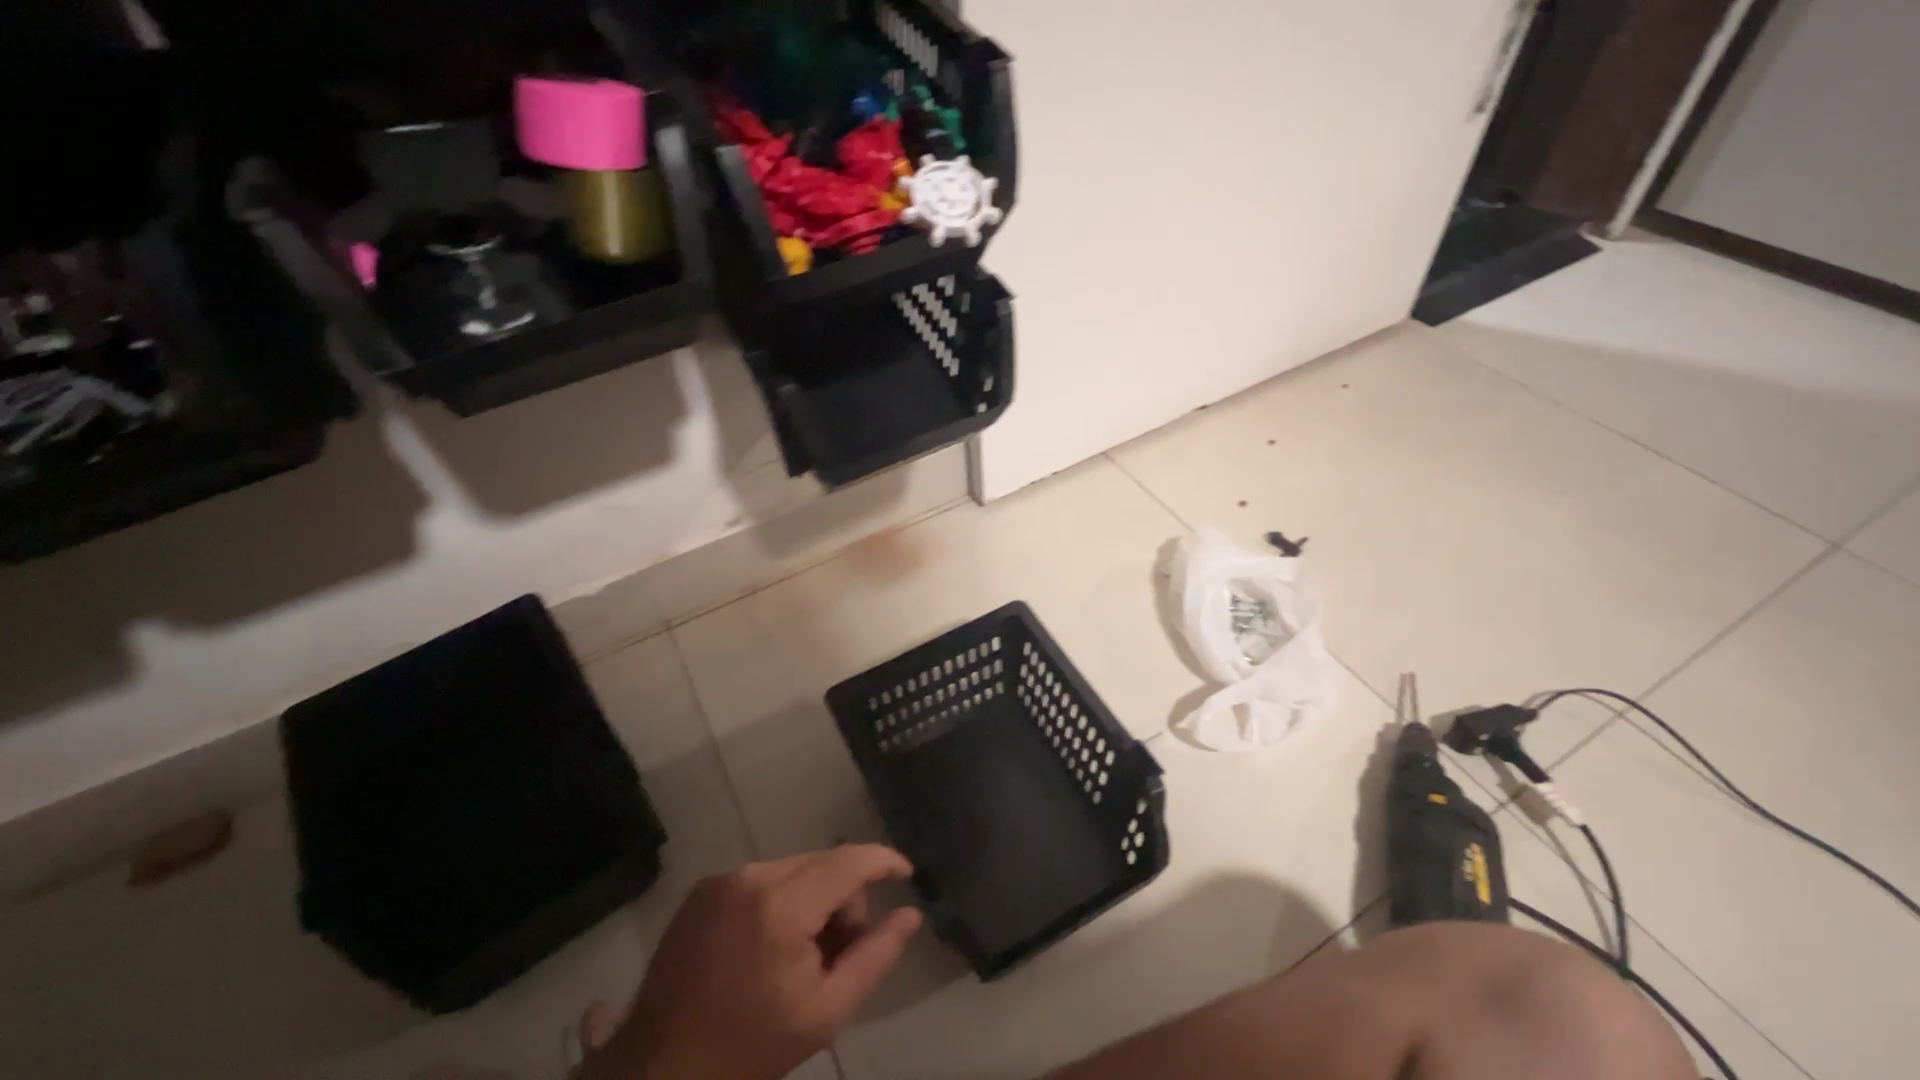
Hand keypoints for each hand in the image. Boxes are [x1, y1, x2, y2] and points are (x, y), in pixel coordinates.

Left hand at [580, 845, 922, 1079]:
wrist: (661, 1067)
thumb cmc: (751, 1046)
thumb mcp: (827, 1011)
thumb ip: (875, 957)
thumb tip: (910, 913)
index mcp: (781, 905)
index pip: (848, 862)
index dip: (884, 861)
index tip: (908, 874)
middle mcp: (750, 876)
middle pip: (823, 864)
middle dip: (845, 899)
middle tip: (839, 955)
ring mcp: (720, 880)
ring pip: (793, 870)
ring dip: (813, 901)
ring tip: (801, 958)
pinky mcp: (702, 890)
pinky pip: (761, 880)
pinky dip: (780, 901)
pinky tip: (770, 948)